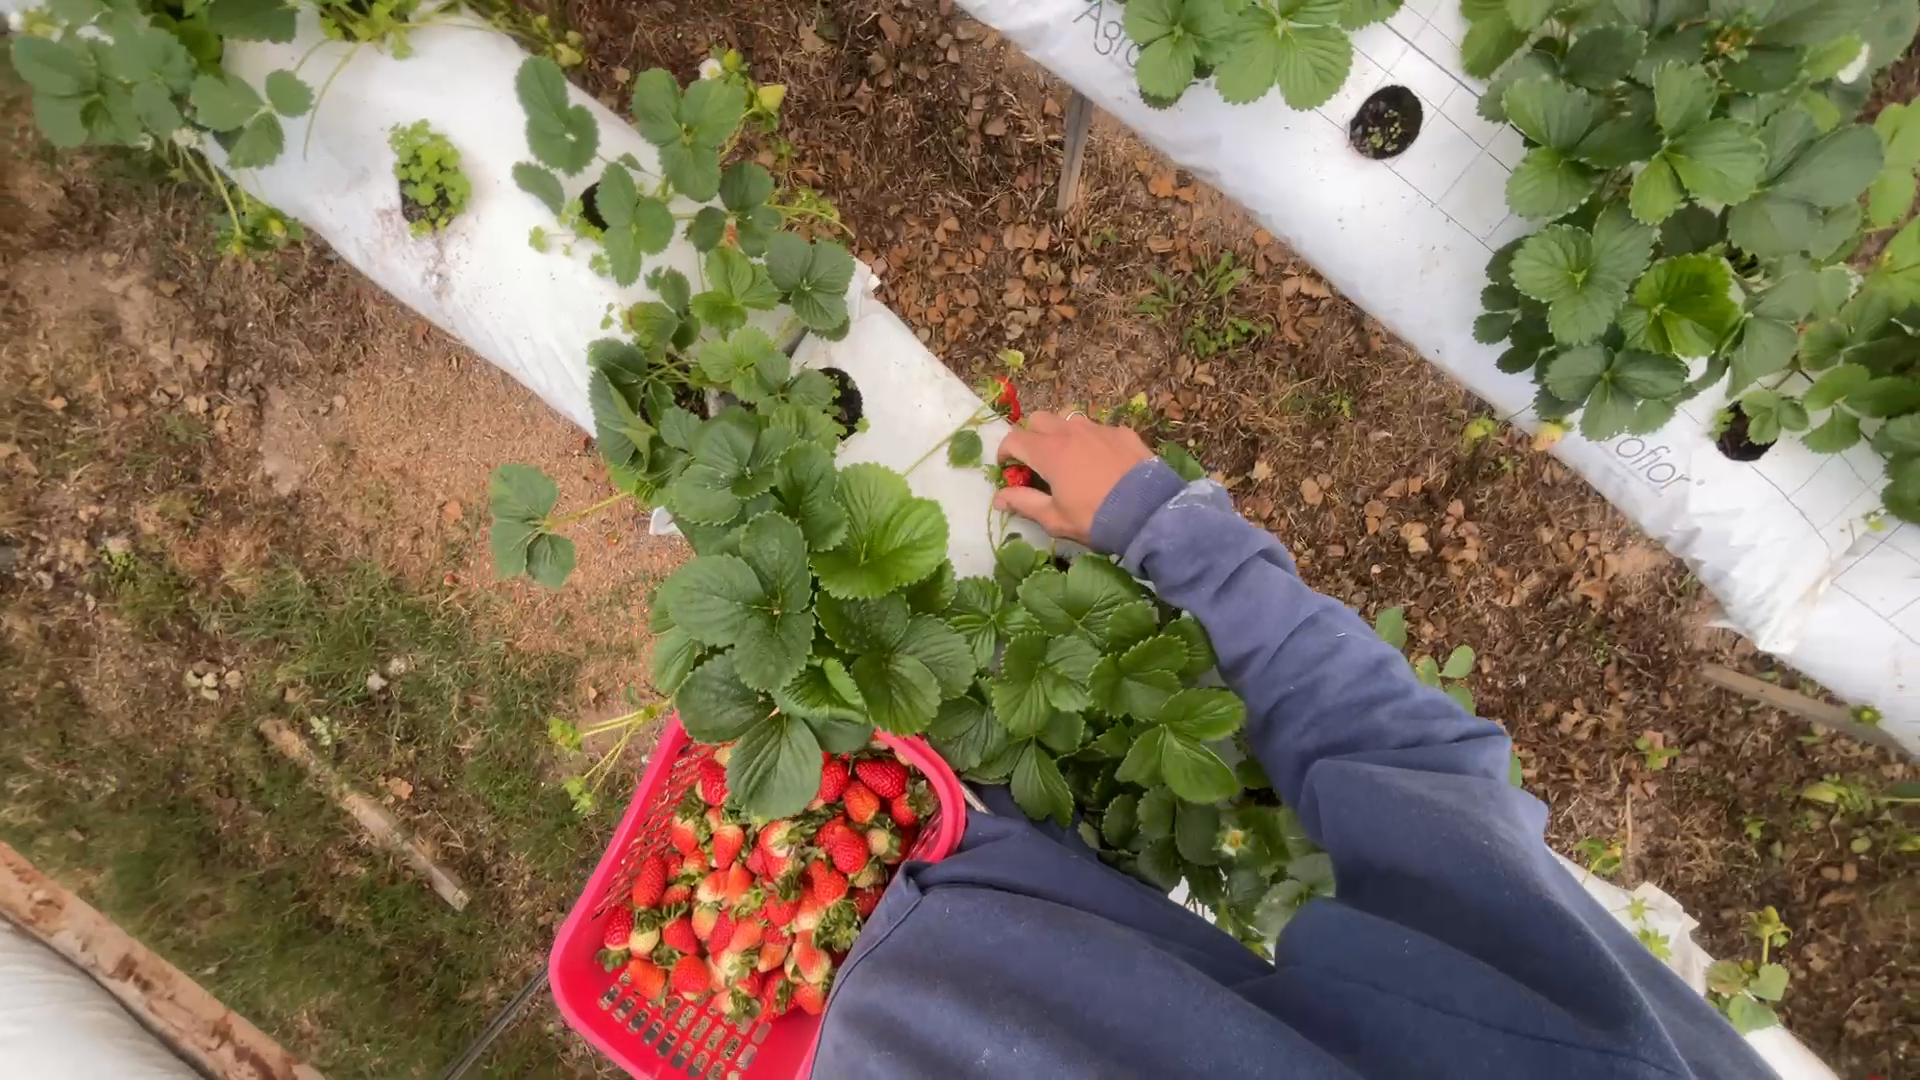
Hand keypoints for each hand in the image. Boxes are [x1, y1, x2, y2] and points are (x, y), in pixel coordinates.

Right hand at [994, 412, 1153, 546]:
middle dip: (1031, 436)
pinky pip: (1098, 428)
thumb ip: (1024, 503)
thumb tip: (998, 498)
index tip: (1008, 468)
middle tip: (1036, 461)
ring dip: (1060, 433)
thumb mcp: (1054, 518)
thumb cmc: (1095, 518)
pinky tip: (1100, 461)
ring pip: (1069, 419)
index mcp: (1048, 452)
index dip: (1005, 452)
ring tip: (1068, 457)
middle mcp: (1070, 432)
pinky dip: (1090, 440)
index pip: (1014, 438)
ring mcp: (1098, 428)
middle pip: (1039, 419)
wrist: (1149, 513)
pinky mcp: (1122, 432)